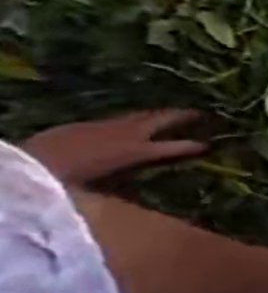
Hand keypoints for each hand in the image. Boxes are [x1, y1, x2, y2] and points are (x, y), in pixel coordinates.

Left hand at [22, 109, 207, 183]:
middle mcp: (129, 134)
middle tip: (199, 113)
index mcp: (139, 150)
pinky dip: (133, 118)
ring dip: (158, 113)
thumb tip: (154, 171)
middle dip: (182, 116)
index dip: (193, 146)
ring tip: (171, 112)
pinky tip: (133, 120)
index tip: (210, 145)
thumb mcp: (112, 179)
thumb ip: (136, 172)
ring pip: (141, 116)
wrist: (32, 163)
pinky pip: (119, 118)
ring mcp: (106, 126)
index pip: (176, 146)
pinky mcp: (86, 126)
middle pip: (161, 120)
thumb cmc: (75, 177)